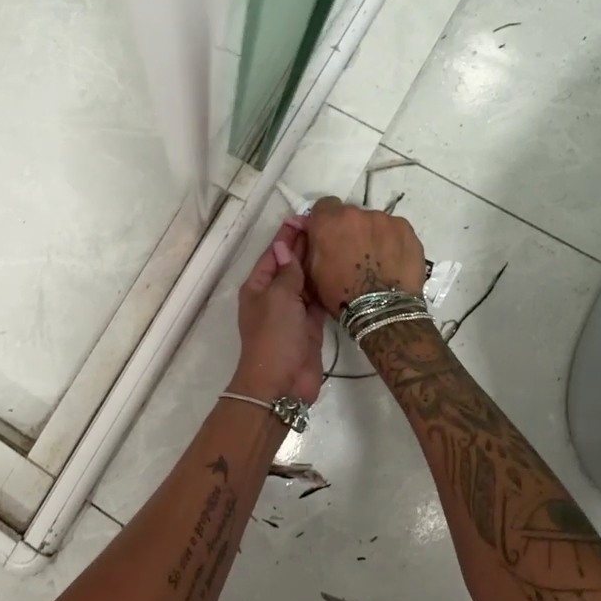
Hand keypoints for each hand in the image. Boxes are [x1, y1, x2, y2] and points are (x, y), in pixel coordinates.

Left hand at [232, 216, 324, 403]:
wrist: (281, 384)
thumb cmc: (274, 336)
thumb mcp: (279, 299)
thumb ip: (287, 273)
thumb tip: (284, 246)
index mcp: (258, 286)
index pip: (274, 254)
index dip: (288, 236)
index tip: (304, 217)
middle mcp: (274, 296)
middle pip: (291, 266)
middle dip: (305, 246)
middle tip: (327, 225)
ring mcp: (292, 312)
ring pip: (306, 282)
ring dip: (318, 265)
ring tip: (339, 243)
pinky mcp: (310, 327)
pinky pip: (318, 301)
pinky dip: (327, 287)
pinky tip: (341, 271)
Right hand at [303, 197, 427, 311]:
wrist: (382, 311)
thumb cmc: (340, 294)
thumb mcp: (311, 272)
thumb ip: (310, 246)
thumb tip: (309, 233)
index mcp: (328, 221)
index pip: (324, 206)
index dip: (326, 221)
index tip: (330, 237)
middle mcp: (356, 213)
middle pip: (350, 214)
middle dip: (350, 229)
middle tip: (353, 253)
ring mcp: (384, 219)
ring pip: (374, 222)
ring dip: (372, 235)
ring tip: (377, 261)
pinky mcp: (406, 229)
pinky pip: (394, 230)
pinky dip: (392, 241)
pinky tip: (393, 261)